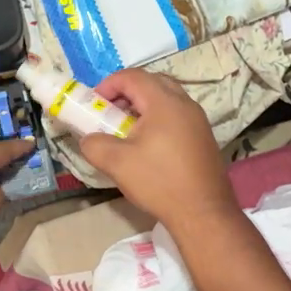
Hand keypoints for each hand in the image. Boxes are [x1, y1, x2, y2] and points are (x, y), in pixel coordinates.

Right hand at [77, 69, 240, 229]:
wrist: (203, 212)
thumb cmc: (159, 182)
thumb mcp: (116, 163)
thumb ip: (94, 144)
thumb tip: (88, 139)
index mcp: (164, 103)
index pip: (133, 77)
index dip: (108, 84)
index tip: (94, 104)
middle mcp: (185, 104)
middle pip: (152, 82)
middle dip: (126, 92)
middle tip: (110, 113)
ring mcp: (198, 120)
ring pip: (166, 99)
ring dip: (143, 107)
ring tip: (126, 130)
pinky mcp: (203, 137)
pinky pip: (177, 115)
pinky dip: (158, 119)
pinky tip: (148, 146)